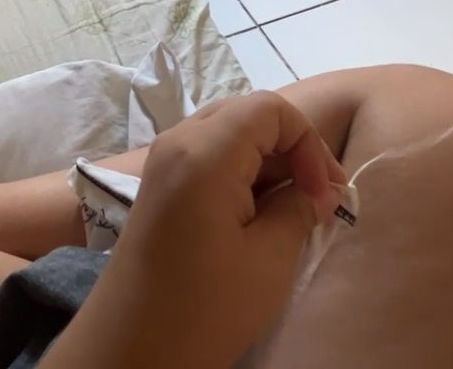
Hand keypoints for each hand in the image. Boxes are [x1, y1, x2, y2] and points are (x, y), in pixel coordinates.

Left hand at [66, 91, 345, 368]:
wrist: (128, 348)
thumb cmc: (203, 307)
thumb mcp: (268, 261)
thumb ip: (299, 211)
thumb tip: (321, 190)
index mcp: (204, 150)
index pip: (270, 108)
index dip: (307, 142)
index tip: (325, 193)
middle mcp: (179, 140)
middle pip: (248, 114)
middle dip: (291, 147)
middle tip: (320, 196)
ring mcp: (164, 159)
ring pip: (229, 131)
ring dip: (268, 159)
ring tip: (295, 207)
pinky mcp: (159, 181)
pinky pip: (209, 153)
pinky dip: (241, 170)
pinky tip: (259, 211)